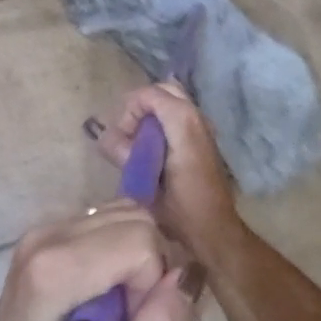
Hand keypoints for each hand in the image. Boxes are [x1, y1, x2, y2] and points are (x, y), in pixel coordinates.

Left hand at [0, 201, 200, 320]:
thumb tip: (190, 272)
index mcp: (53, 271)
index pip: (141, 239)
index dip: (151, 283)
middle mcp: (43, 236)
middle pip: (134, 216)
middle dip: (148, 264)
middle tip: (127, 317)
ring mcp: (38, 231)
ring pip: (122, 212)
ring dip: (135, 255)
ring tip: (113, 308)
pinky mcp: (40, 235)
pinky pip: (103, 220)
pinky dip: (118, 249)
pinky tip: (100, 293)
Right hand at [92, 83, 241, 256]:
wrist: (215, 230)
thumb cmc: (180, 210)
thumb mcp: (144, 183)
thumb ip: (124, 154)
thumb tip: (105, 137)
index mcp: (183, 123)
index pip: (150, 94)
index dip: (130, 109)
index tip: (122, 136)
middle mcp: (197, 117)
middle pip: (163, 90)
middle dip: (140, 106)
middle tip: (128, 133)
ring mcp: (204, 127)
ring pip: (172, 102)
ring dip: (151, 115)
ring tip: (138, 143)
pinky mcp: (204, 140)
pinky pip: (179, 117)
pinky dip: (163, 123)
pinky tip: (153, 150)